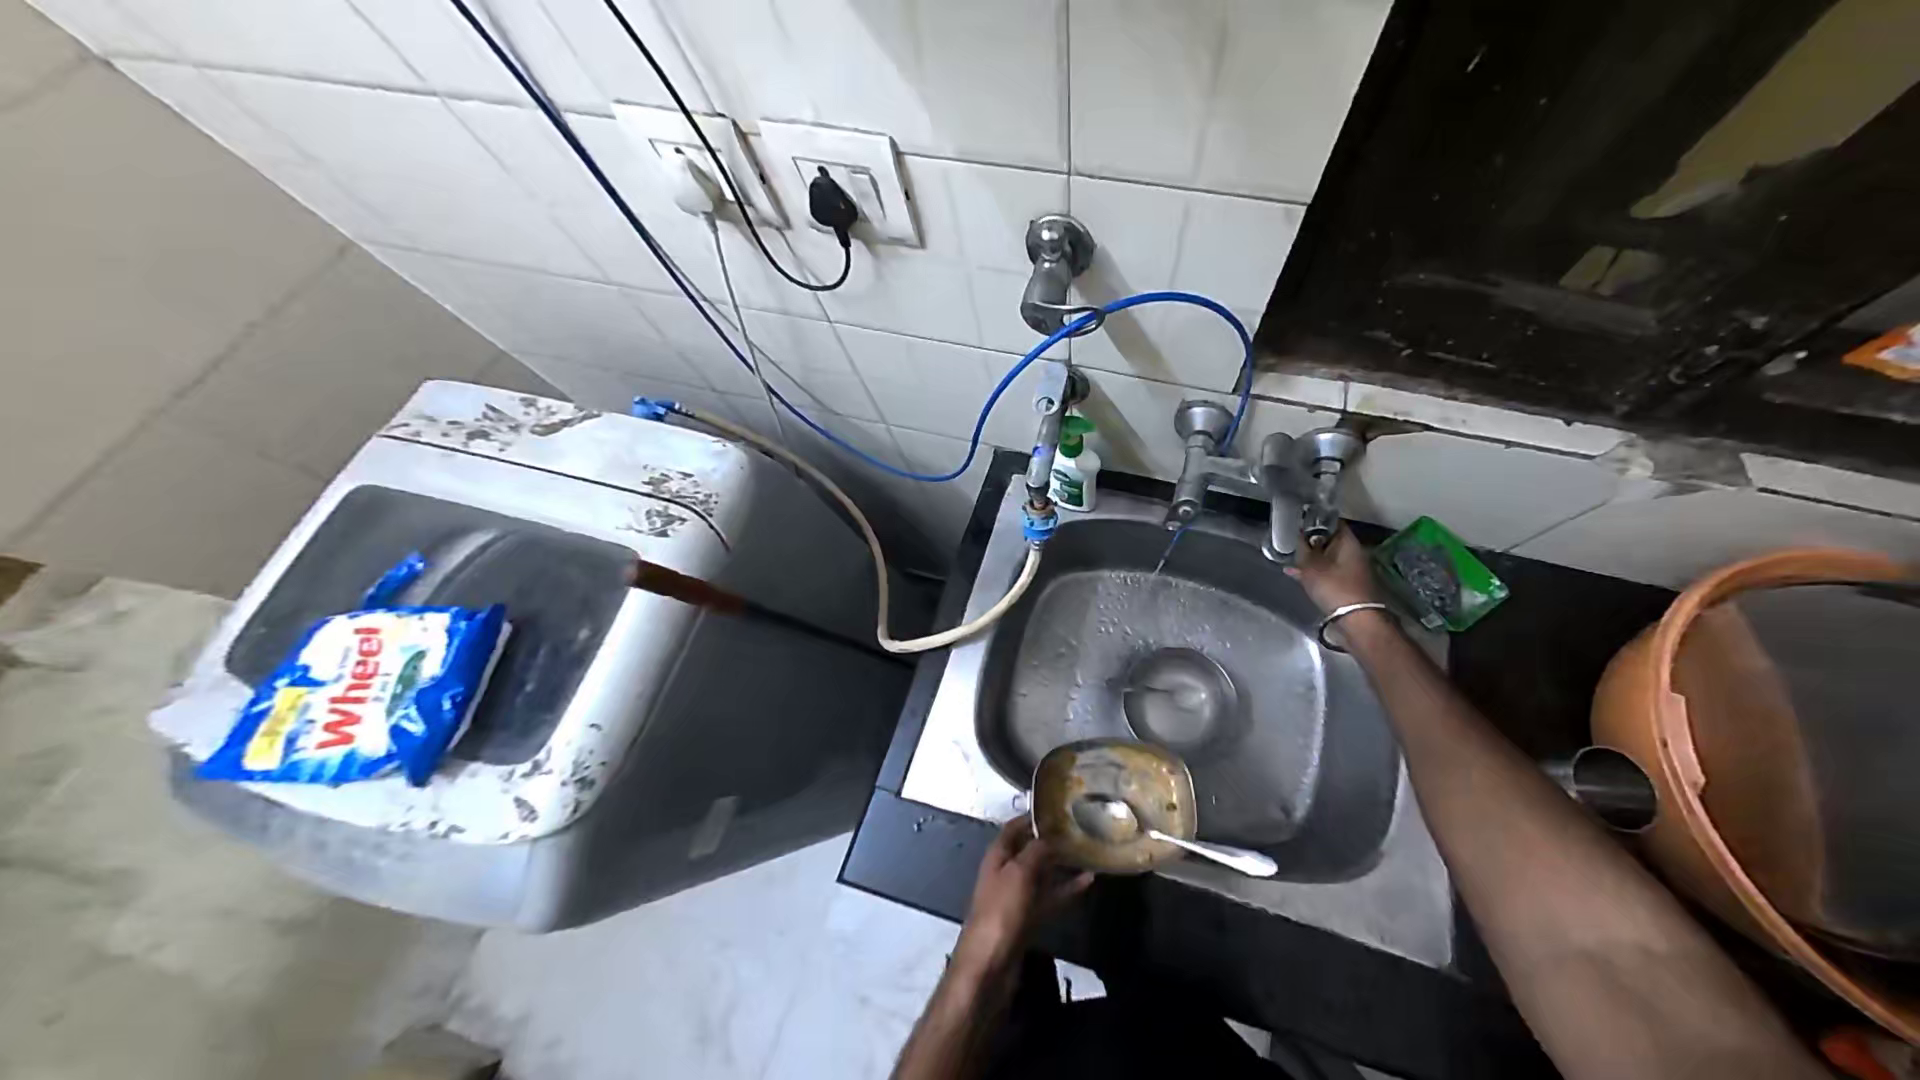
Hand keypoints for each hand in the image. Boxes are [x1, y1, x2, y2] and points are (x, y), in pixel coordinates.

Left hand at [955, 816, 1093, 970]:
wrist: (989, 965)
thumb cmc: (1001, 911)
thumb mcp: (1018, 873)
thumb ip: (1035, 851)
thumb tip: (1050, 836)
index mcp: (997, 856)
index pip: (1013, 828)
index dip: (1031, 818)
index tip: (1056, 809)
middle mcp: (1006, 872)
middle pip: (1029, 850)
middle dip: (1050, 840)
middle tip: (1079, 829)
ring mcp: (1017, 897)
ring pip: (1042, 874)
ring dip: (1061, 864)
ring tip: (1087, 852)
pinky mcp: (1028, 919)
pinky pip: (1050, 898)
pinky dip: (1066, 889)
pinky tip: (1087, 881)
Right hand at [1285, 526, 1380, 612]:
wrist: (1357, 619)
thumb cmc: (1334, 587)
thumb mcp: (1310, 566)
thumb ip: (1301, 550)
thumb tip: (1297, 537)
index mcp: (1349, 542)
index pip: (1332, 522)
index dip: (1314, 520)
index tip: (1297, 522)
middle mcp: (1355, 552)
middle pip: (1331, 540)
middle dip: (1311, 541)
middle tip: (1292, 543)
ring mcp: (1354, 569)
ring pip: (1330, 556)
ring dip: (1313, 558)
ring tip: (1293, 560)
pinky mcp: (1350, 584)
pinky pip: (1331, 571)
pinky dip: (1317, 571)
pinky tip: (1301, 575)